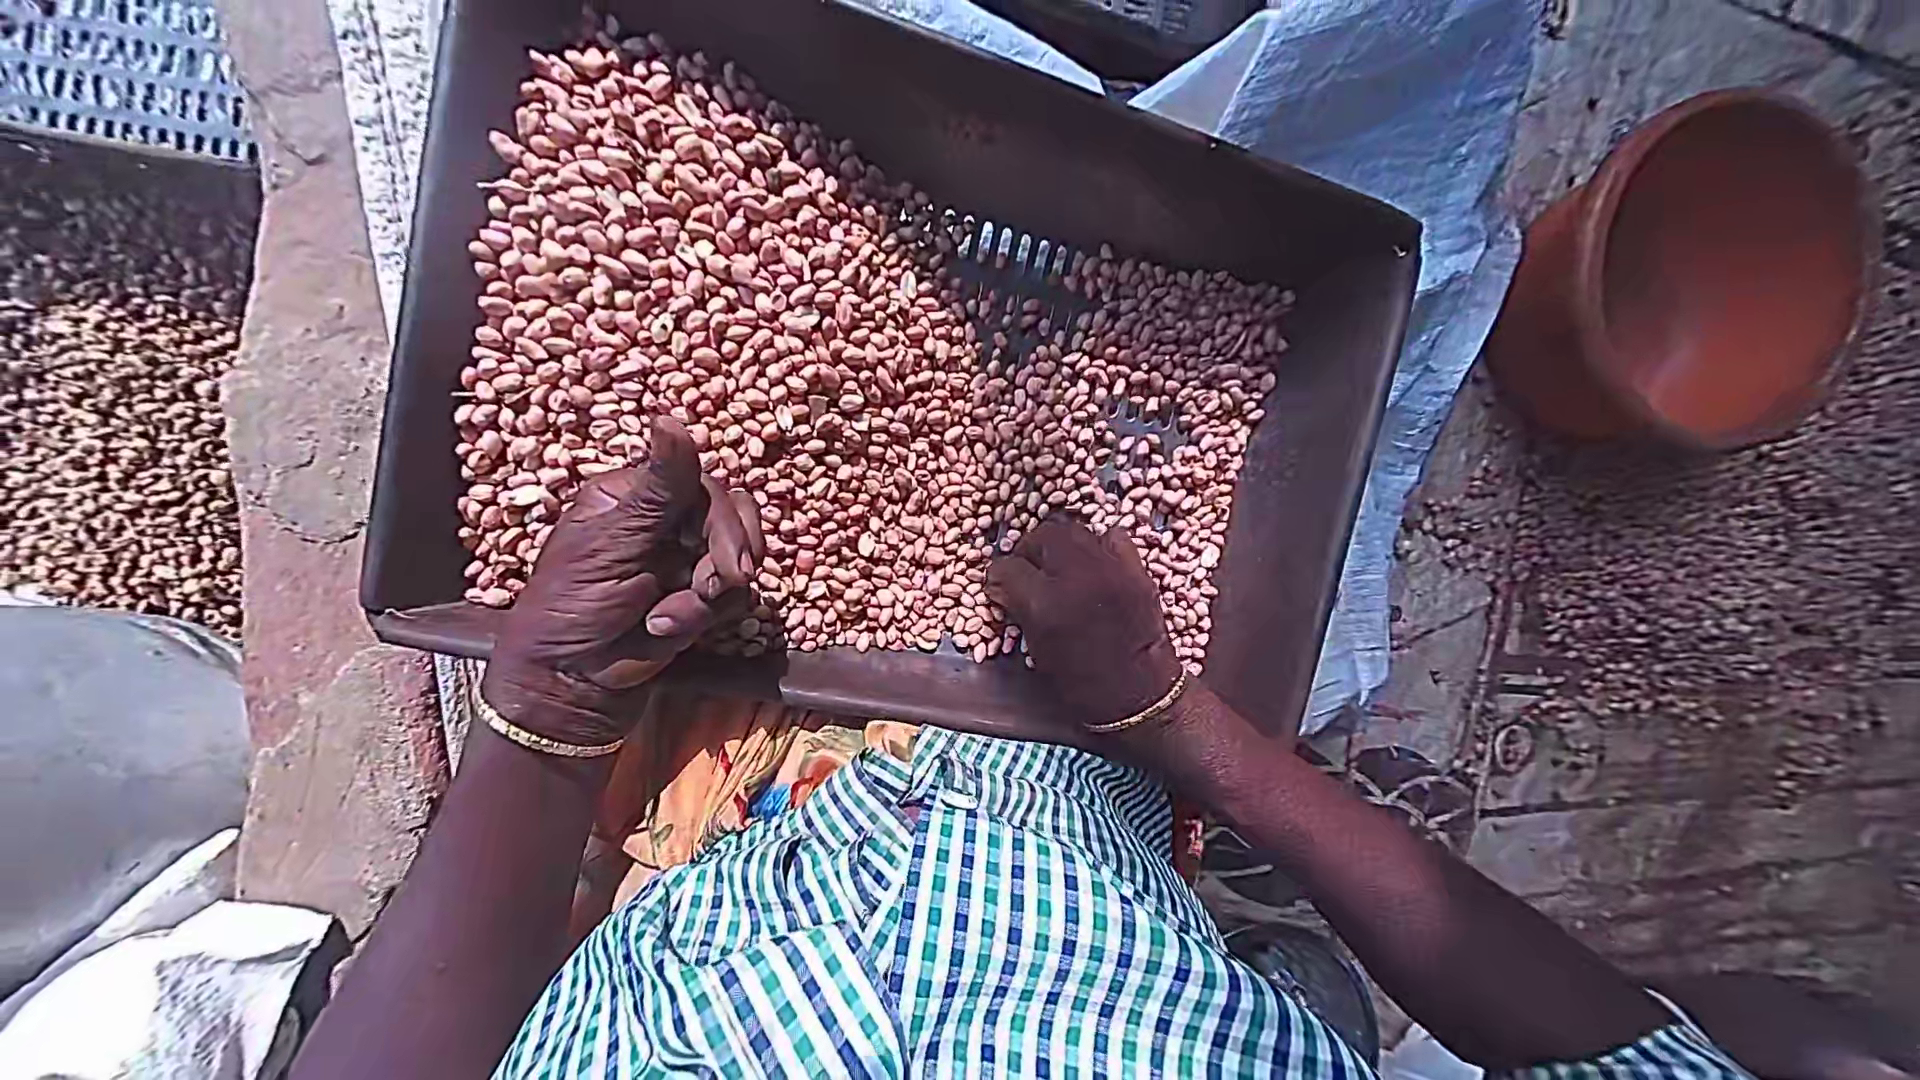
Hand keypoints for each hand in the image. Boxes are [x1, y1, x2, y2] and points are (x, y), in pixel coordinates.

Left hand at [481, 417, 764, 746]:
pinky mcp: (701, 595)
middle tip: (715, 586)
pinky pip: (736, 595)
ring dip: (714, 593)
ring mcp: (688, 558)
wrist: (569, 683)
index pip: (703, 485)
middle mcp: (669, 520)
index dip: (723, 520)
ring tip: (674, 616)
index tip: (729, 558)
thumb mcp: (613, 543)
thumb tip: (670, 418)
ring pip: (742, 556)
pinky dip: (707, 617)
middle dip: (728, 556)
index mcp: (639, 495)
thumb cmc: (571, 605)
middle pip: (733, 517)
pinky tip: (667, 628)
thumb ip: (657, 487)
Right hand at [985, 517, 1182, 728]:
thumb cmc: (1083, 684)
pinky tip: (1093, 565)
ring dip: (1059, 546)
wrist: (1142, 695)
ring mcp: (1109, 568)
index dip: (999, 578)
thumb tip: (1002, 586)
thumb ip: (1019, 610)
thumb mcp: (1038, 650)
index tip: (1001, 587)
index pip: (1007, 567)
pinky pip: (1110, 537)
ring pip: (1072, 531)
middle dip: (1028, 552)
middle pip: (1040, 536)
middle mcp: (1075, 577)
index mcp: (1044, 604)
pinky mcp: (1135, 568)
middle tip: (1029, 572)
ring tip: (1058, 566)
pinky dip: (1097, 546)